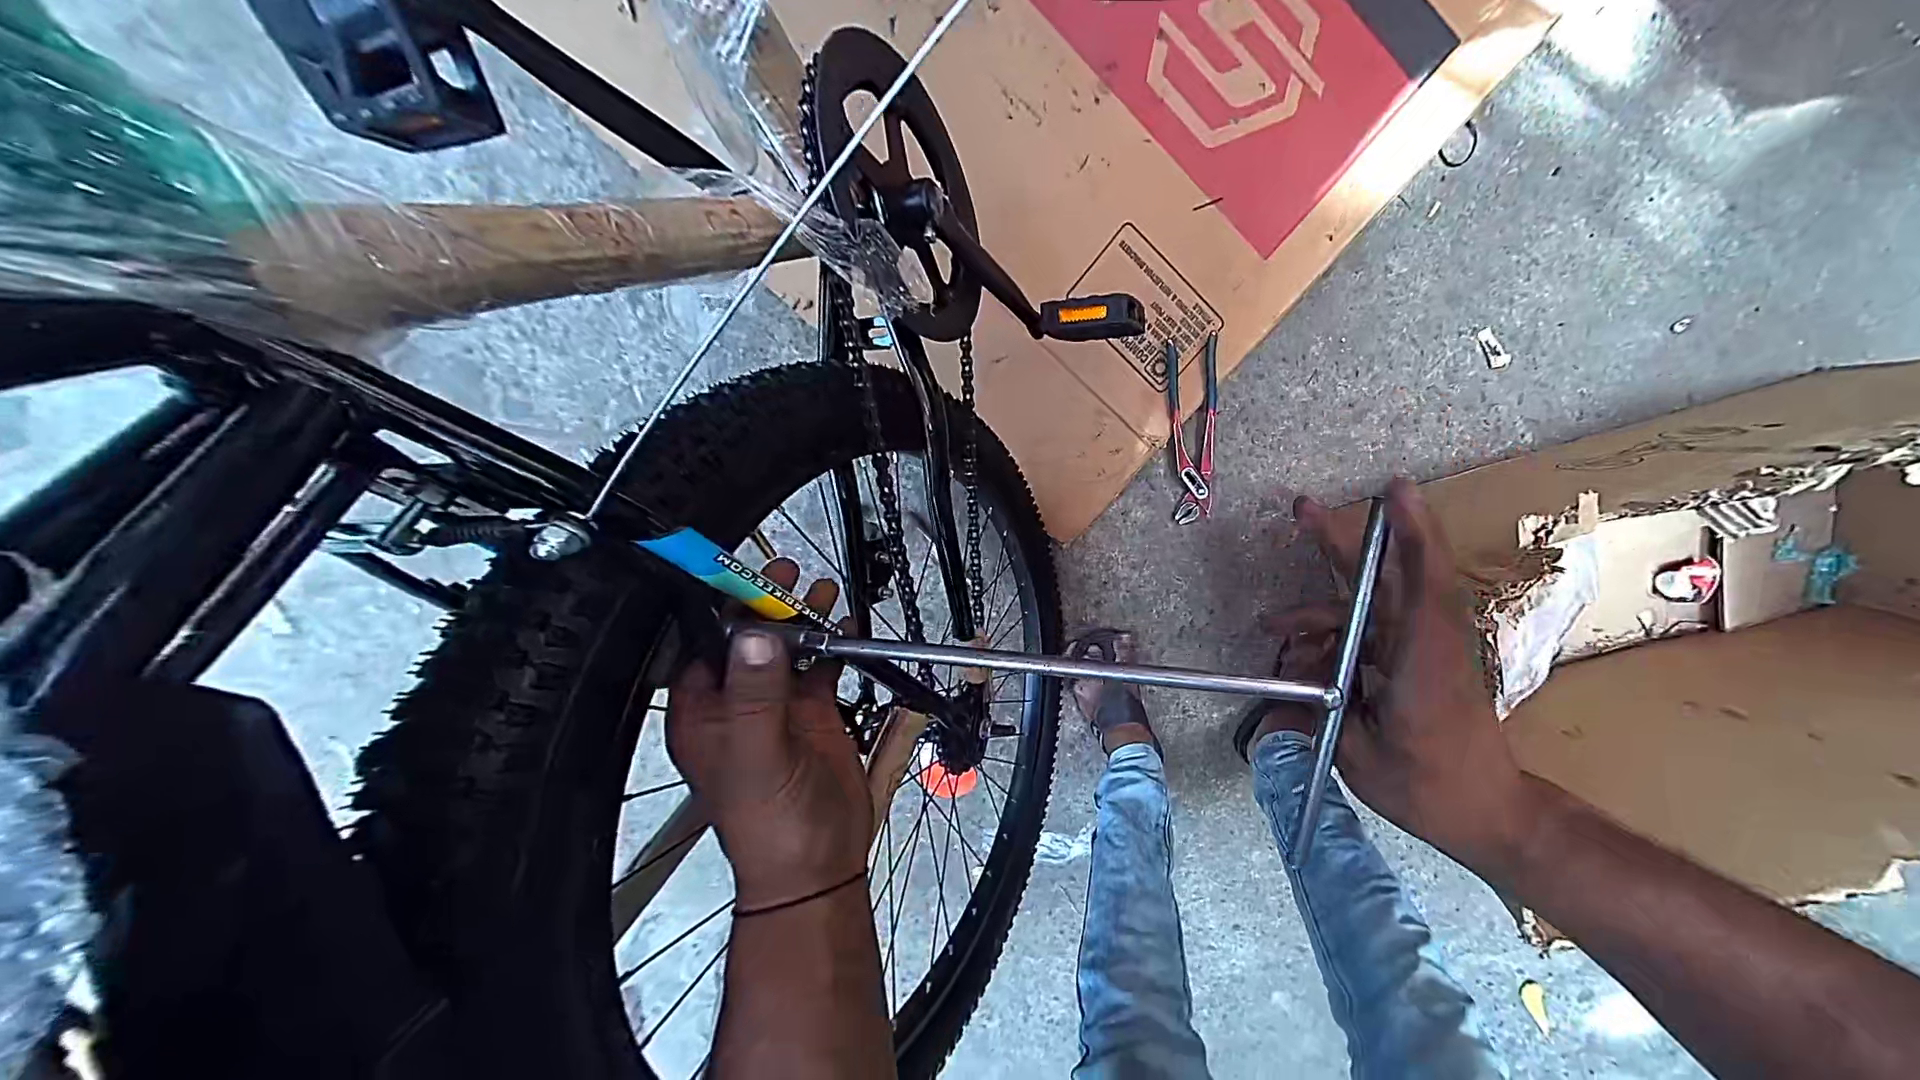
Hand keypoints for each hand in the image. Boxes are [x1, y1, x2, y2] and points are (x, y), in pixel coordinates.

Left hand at [665, 559, 870, 910]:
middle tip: (785, 575)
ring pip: (787, 645)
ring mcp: (777, 703)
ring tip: (820, 591)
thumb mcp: (757, 756)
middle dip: (766, 604)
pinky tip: (846, 625)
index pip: (705, 646)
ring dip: (802, 617)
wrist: (820, 862)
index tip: (743, 576)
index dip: (722, 609)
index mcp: (704, 711)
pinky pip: (821, 663)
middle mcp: (737, 701)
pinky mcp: (812, 709)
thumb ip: (756, 696)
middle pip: (749, 638)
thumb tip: (755, 637)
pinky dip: (833, 642)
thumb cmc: (771, 825)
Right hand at [1292, 477, 1531, 870]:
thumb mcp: (1359, 754)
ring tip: (1273, 626)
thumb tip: (1285, 680)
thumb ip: (1319, 708)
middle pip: (1385, 577)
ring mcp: (1417, 648)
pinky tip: (1298, 650)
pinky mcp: (1409, 658)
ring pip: (1361, 605)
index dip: (1410, 534)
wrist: (1485, 812)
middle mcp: (1424, 644)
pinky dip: (1327, 630)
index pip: (1422, 586)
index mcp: (1424, 662)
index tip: (1394, 492)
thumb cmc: (1429, 787)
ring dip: (1315, 610)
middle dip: (1342, 540)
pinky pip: (1363, 627)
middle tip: (1302, 509)